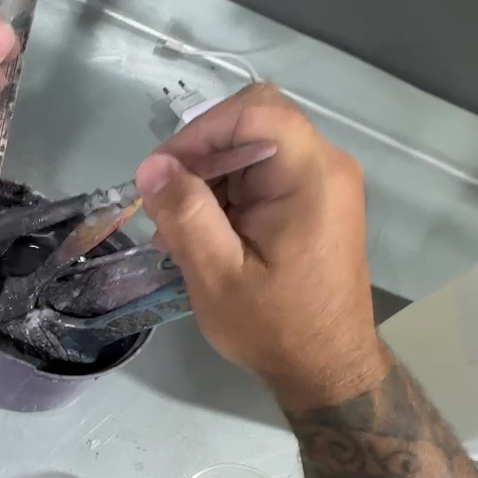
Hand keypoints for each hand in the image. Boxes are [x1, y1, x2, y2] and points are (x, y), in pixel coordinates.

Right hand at [135, 83, 387, 409]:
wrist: (324, 366)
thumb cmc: (272, 326)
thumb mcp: (216, 274)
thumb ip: (186, 215)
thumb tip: (152, 167)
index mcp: (309, 176)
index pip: (254, 111)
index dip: (199, 132)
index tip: (161, 175)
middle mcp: (325, 166)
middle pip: (254, 125)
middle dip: (200, 157)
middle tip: (164, 206)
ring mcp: (323, 184)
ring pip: (254, 152)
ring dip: (208, 182)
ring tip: (177, 232)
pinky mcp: (315, 204)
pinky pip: (264, 178)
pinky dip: (227, 198)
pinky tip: (204, 237)